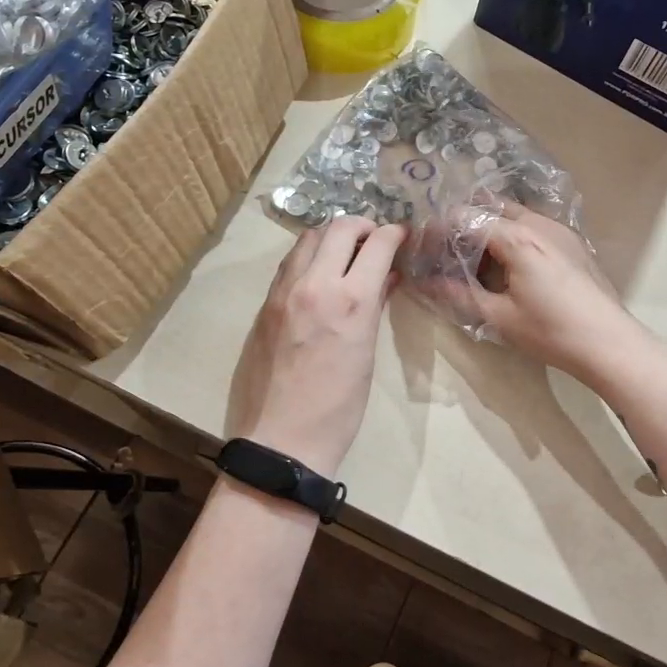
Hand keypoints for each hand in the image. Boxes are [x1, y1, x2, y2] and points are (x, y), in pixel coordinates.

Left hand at [241, 217, 405, 476]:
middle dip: (362, 225)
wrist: (281, 442)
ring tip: (345, 251)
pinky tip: (319, 273)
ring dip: (331, 236)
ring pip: (307, 238)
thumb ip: (374, 307)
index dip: (394, 233)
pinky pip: (289, 263)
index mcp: (350, 301)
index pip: (377, 243)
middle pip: (339, 228)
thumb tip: (386, 278)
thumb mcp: (367, 355)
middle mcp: (314, 285)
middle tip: (374, 239)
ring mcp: (283, 293)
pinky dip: (308, 256)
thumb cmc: (338, 409)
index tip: (402, 235)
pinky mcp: (264, 305)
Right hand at [437, 207, 648, 378]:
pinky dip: (514, 234)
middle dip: (465, 223)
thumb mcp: (499, 318)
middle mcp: (539, 223)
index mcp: (517, 237)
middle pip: (491, 207)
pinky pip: (535, 225)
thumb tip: (426, 284)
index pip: (466, 217)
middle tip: (448, 250)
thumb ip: (460, 295)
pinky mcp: (573, 242)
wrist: (609, 343)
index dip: (441, 230)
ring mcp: (560, 230)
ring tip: (475, 258)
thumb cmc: (551, 332)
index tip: (426, 248)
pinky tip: (509, 264)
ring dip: (491, 227)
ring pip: (515, 214)